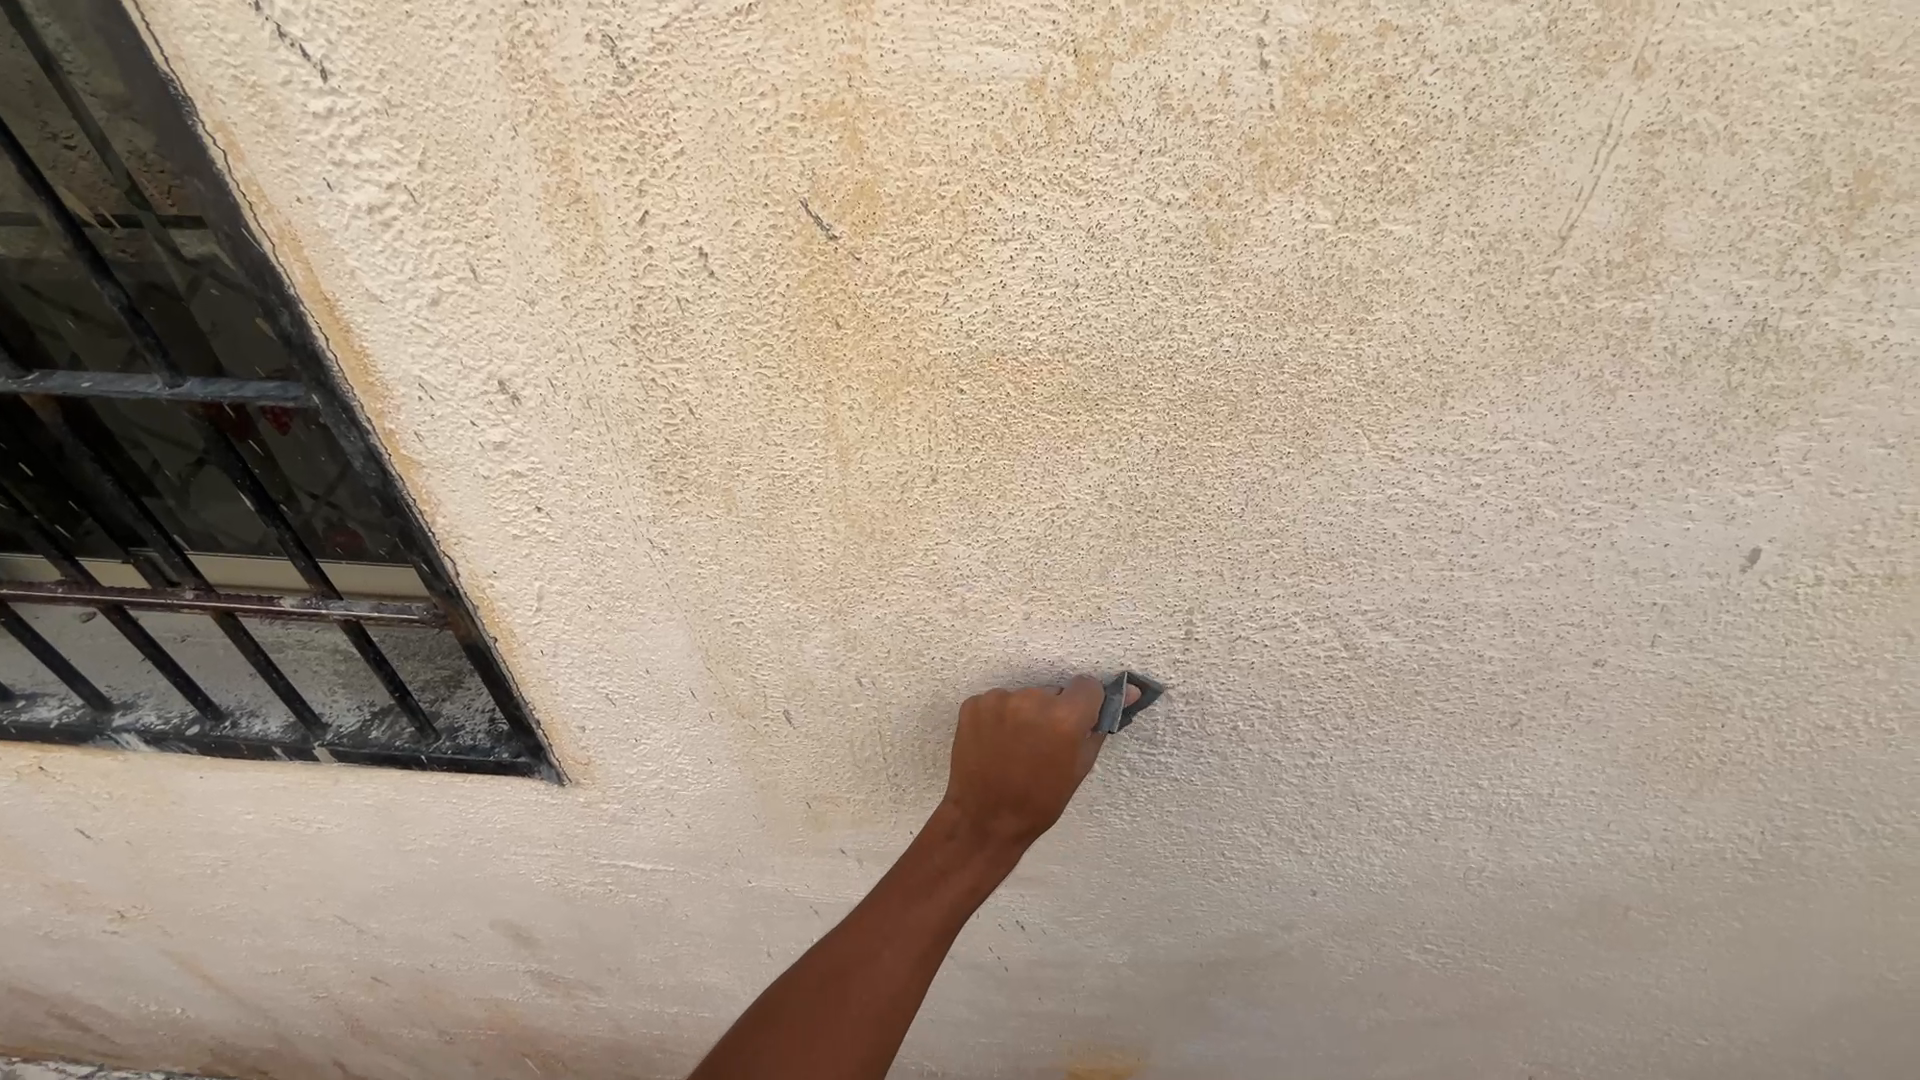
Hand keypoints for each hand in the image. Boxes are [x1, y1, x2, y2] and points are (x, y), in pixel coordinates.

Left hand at [937, 676, 1138, 849]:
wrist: (985, 819)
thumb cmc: (1038, 802)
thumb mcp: (1079, 767)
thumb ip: (1100, 725)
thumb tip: (1129, 692)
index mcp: (1064, 718)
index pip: (1087, 686)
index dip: (1086, 704)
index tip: (1079, 719)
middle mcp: (1031, 701)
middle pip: (1053, 692)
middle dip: (1053, 711)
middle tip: (1044, 744)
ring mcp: (998, 701)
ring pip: (1024, 697)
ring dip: (1025, 714)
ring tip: (1017, 748)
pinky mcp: (974, 704)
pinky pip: (997, 702)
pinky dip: (999, 717)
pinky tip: (997, 744)